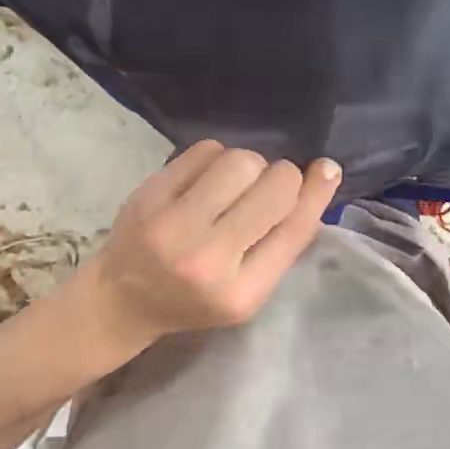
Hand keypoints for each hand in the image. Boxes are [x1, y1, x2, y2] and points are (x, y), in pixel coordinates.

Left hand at [66, 140, 341, 350]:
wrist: (122, 298)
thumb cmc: (195, 298)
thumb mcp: (248, 290)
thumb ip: (283, 242)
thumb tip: (321, 175)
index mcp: (241, 291)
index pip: (294, 228)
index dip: (317, 192)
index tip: (327, 168)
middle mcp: (207, 257)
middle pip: (273, 184)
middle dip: (282, 177)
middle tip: (265, 190)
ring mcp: (173, 223)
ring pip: (241, 159)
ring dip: (249, 166)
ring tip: (233, 187)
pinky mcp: (150, 193)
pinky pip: (206, 149)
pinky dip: (216, 157)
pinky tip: (207, 179)